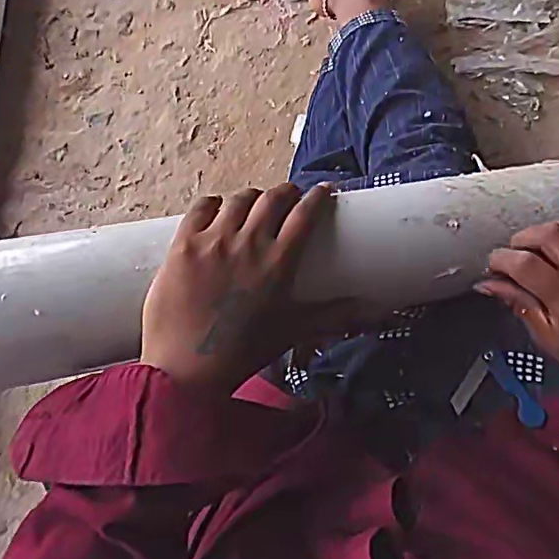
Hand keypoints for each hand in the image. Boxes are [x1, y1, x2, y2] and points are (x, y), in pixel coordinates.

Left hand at [140, 183, 341, 395]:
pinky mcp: (183, 244)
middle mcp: (248, 244)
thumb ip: (335, 318)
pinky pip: (201, 208)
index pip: (305, 214)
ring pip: (238, 199)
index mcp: (278, 263)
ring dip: (252, 198)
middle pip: (273, 199)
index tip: (322, 191)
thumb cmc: (242, 352)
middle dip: (286, 193)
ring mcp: (213, 241)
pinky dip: (214, 204)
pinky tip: (218, 210)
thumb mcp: (293, 331)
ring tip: (254, 205)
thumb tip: (375, 314)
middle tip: (289, 198)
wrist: (187, 368)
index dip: (317, 197)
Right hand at [474, 220, 558, 403]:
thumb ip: (517, 302)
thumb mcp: (544, 337)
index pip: (527, 265)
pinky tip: (555, 246)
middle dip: (521, 239)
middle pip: (550, 236)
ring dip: (543, 231)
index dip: (501, 259)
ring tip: (531, 247)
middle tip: (511, 255)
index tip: (493, 266)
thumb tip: (487, 283)